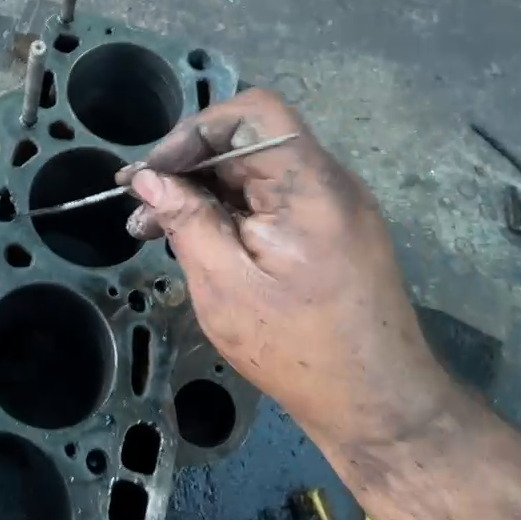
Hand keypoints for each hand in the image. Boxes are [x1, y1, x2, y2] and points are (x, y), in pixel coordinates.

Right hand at [123, 89, 456, 450]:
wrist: (379, 406)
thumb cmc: (301, 350)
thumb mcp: (226, 286)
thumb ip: (186, 220)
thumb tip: (147, 178)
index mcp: (309, 187)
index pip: (252, 113)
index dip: (195, 130)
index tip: (156, 171)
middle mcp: (327, 183)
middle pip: (247, 139)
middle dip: (186, 164)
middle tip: (140, 202)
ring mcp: (330, 205)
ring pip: (252, 169)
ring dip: (200, 189)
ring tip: (150, 227)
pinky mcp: (326, 228)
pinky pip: (267, 197)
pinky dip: (226, 208)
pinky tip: (191, 237)